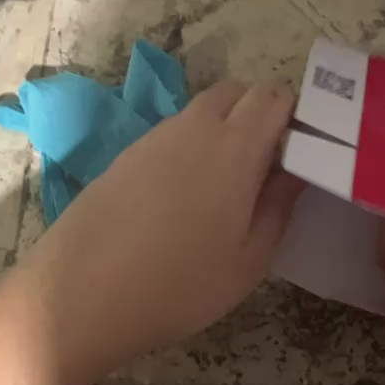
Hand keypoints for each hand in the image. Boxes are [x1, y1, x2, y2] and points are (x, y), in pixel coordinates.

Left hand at [6, 81, 305, 384]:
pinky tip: (182, 197)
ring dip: (223, 129)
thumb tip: (296, 171)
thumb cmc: (180, 284)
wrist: (82, 292)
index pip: (273, 96)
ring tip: (225, 186)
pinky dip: (190, 146)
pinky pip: (172, 133)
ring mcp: (154, 137)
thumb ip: (279, 206)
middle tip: (267, 164)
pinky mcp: (126, 154)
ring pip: (201, 111)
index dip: (294, 113)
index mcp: (234, 146)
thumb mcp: (248, 260)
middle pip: (236, 91)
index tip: (302, 149)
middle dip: (259, 113)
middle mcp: (194, 127)